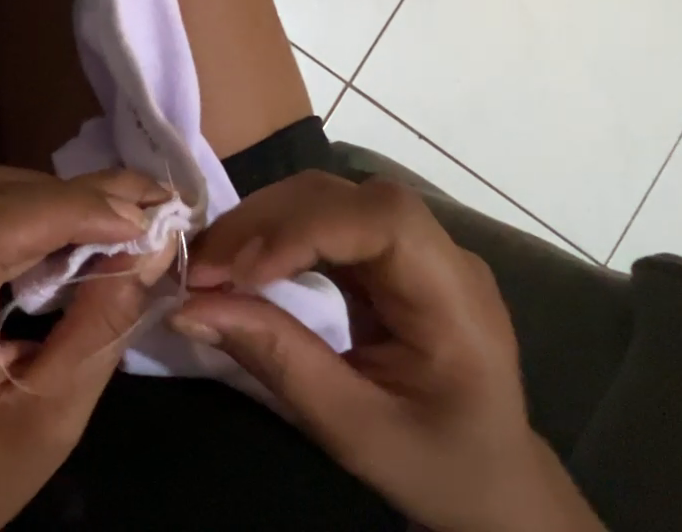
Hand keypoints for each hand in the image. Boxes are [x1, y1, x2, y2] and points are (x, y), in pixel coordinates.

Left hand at [0, 165, 167, 531]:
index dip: (69, 209)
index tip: (141, 218)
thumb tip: (150, 248)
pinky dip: (44, 213)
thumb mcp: (55, 417)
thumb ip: (100, 328)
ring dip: (63, 198)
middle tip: (151, 201)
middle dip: (77, 194)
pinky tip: (87, 227)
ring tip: (129, 212)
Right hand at [169, 172, 602, 531]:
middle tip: (200, 267)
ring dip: (261, 221)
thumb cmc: (437, 467)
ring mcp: (414, 248)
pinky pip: (322, 221)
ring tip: (210, 264)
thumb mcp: (355, 432)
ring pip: (327, 198)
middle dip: (266, 221)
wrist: (494, 484)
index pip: (385, 220)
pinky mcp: (385, 257)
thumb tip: (188, 308)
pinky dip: (273, 234)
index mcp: (456, 300)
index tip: (237, 272)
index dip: (305, 228)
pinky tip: (241, 263)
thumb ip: (278, 360)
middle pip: (346, 197)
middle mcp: (440, 255)